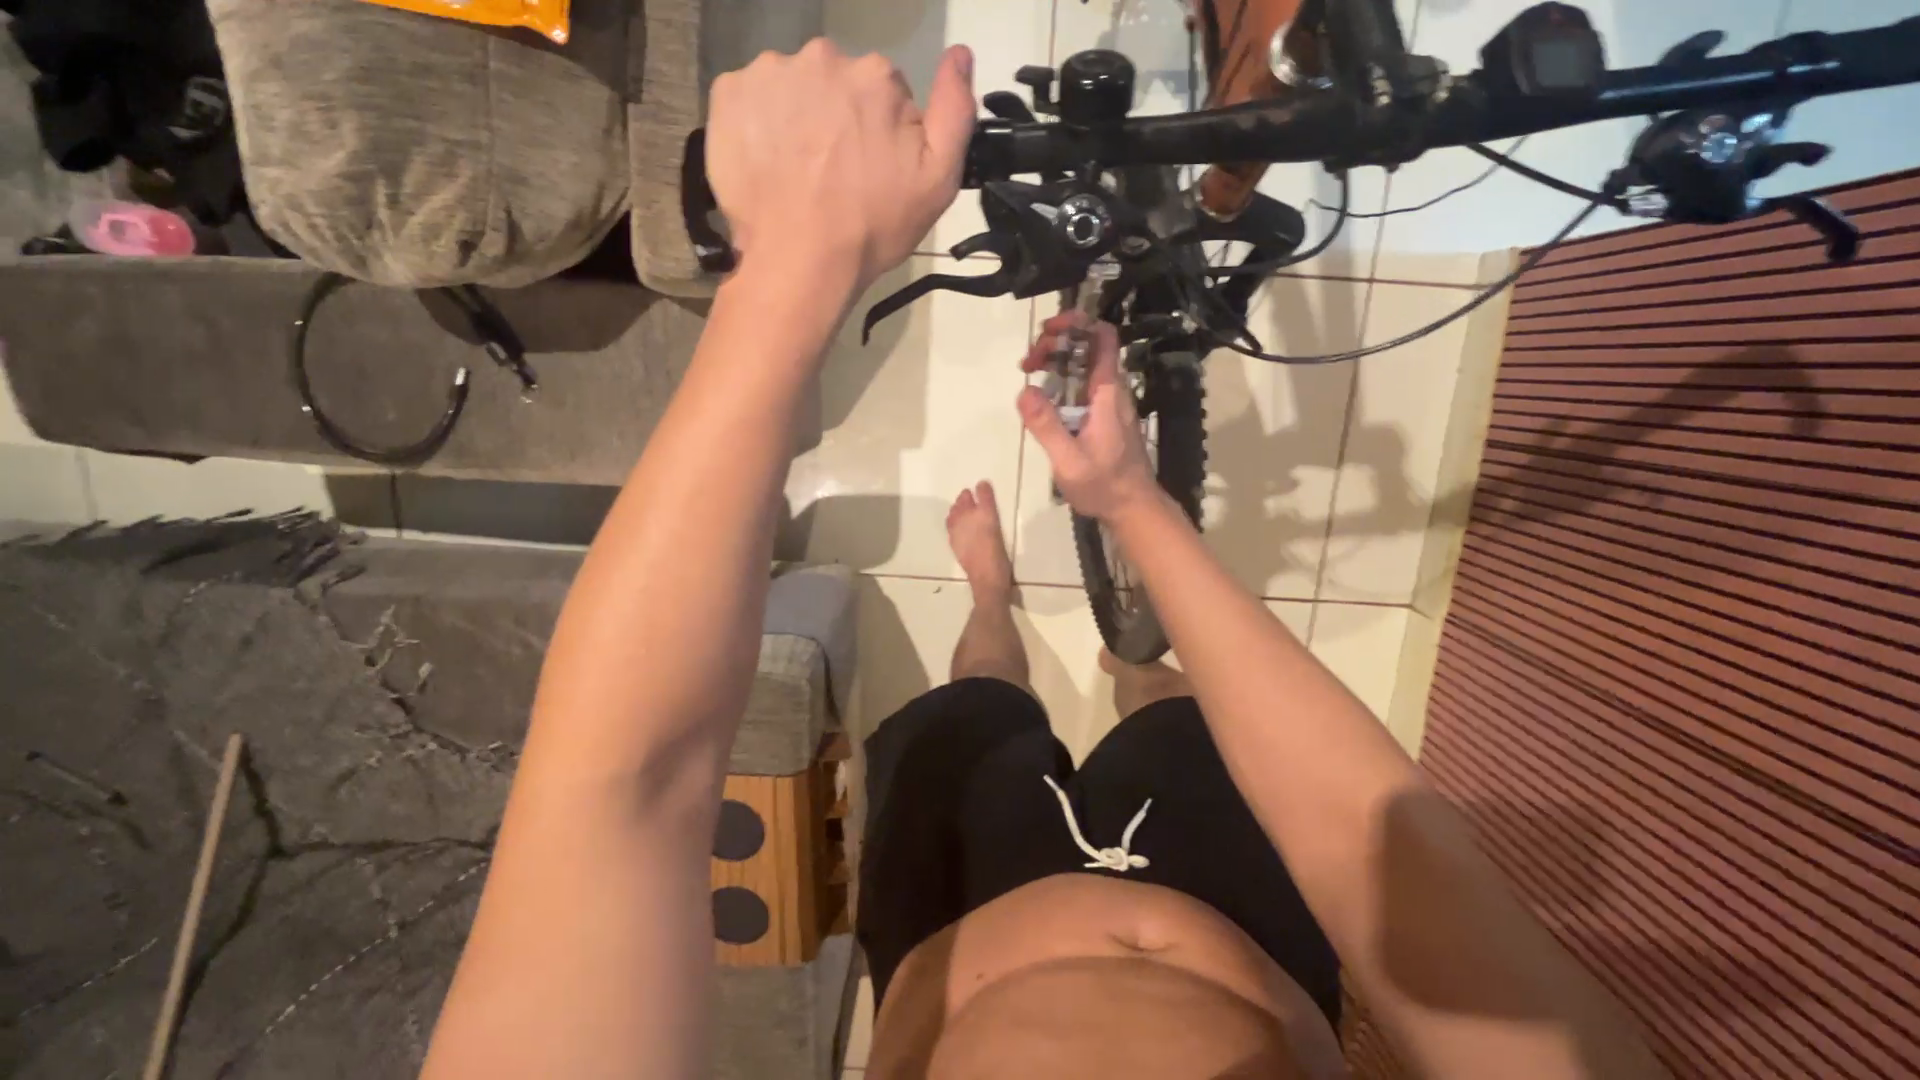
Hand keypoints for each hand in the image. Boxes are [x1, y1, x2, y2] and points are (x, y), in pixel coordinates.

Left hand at [705, 40, 974, 292]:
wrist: (800, 261)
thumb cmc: (874, 226)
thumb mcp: (938, 179)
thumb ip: (955, 110)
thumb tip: (961, 54)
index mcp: (875, 75)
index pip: (883, 90)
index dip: (881, 130)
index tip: (872, 168)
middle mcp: (822, 58)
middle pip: (835, 83)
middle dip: (837, 117)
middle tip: (834, 174)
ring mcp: (769, 74)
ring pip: (792, 89)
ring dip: (796, 119)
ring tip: (798, 173)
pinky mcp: (728, 95)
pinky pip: (749, 99)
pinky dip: (757, 124)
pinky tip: (767, 164)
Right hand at [1018, 313, 1165, 523]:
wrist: (1133, 508)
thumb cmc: (1104, 486)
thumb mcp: (1069, 461)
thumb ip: (1047, 426)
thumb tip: (1024, 390)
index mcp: (1108, 393)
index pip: (1102, 339)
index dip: (1078, 323)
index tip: (1047, 330)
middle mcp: (1112, 391)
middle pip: (1088, 347)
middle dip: (1057, 343)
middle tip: (1028, 361)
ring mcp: (1109, 403)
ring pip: (1084, 365)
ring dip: (1056, 360)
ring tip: (1029, 371)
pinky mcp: (1104, 416)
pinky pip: (1083, 385)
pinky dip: (1061, 380)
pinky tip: (1042, 396)